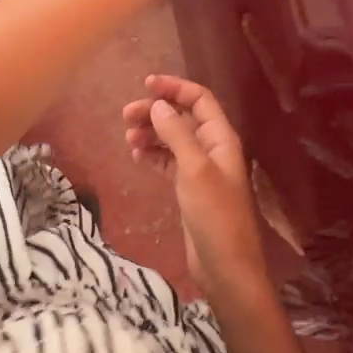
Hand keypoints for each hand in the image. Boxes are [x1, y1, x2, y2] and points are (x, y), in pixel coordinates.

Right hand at [123, 74, 268, 293]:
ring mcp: (201, 170)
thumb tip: (158, 105)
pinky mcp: (189, 190)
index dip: (175, 88)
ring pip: (173, 140)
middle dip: (156, 112)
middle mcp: (212, 149)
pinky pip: (169, 163)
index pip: (199, 100)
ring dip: (151, 134)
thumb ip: (177, 134)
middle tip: (126, 115)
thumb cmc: (215, 215)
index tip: (146, 84)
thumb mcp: (195, 170)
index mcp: (221, 138)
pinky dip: (153, 156)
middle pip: (182, 118)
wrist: (226, 268)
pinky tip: (136, 156)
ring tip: (128, 137)